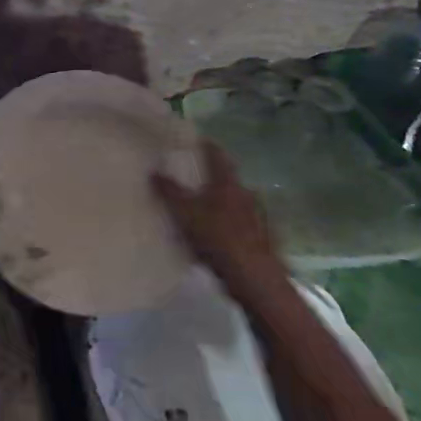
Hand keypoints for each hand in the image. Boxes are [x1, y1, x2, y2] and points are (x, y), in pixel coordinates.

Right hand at [152, 142, 289, 300]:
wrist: (256, 280)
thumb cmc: (217, 238)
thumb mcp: (184, 213)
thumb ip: (169, 191)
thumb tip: (154, 171)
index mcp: (228, 184)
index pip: (218, 156)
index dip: (207, 146)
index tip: (196, 140)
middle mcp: (247, 195)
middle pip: (229, 180)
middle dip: (213, 178)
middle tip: (194, 178)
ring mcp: (260, 218)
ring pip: (237, 203)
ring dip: (222, 202)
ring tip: (204, 208)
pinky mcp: (266, 240)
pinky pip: (243, 224)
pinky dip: (231, 223)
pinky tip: (219, 234)